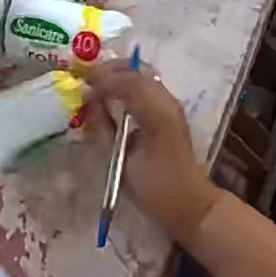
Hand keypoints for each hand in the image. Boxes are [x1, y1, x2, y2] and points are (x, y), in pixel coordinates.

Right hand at [85, 61, 220, 239]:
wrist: (192, 206)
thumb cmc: (157, 190)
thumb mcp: (123, 164)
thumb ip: (105, 130)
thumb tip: (90, 103)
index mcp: (158, 115)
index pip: (129, 83)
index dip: (104, 82)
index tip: (83, 89)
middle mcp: (167, 102)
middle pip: (138, 70)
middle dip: (110, 70)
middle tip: (87, 77)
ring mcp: (171, 103)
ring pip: (143, 74)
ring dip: (119, 74)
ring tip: (96, 82)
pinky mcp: (169, 109)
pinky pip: (146, 84)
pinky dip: (127, 82)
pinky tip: (113, 92)